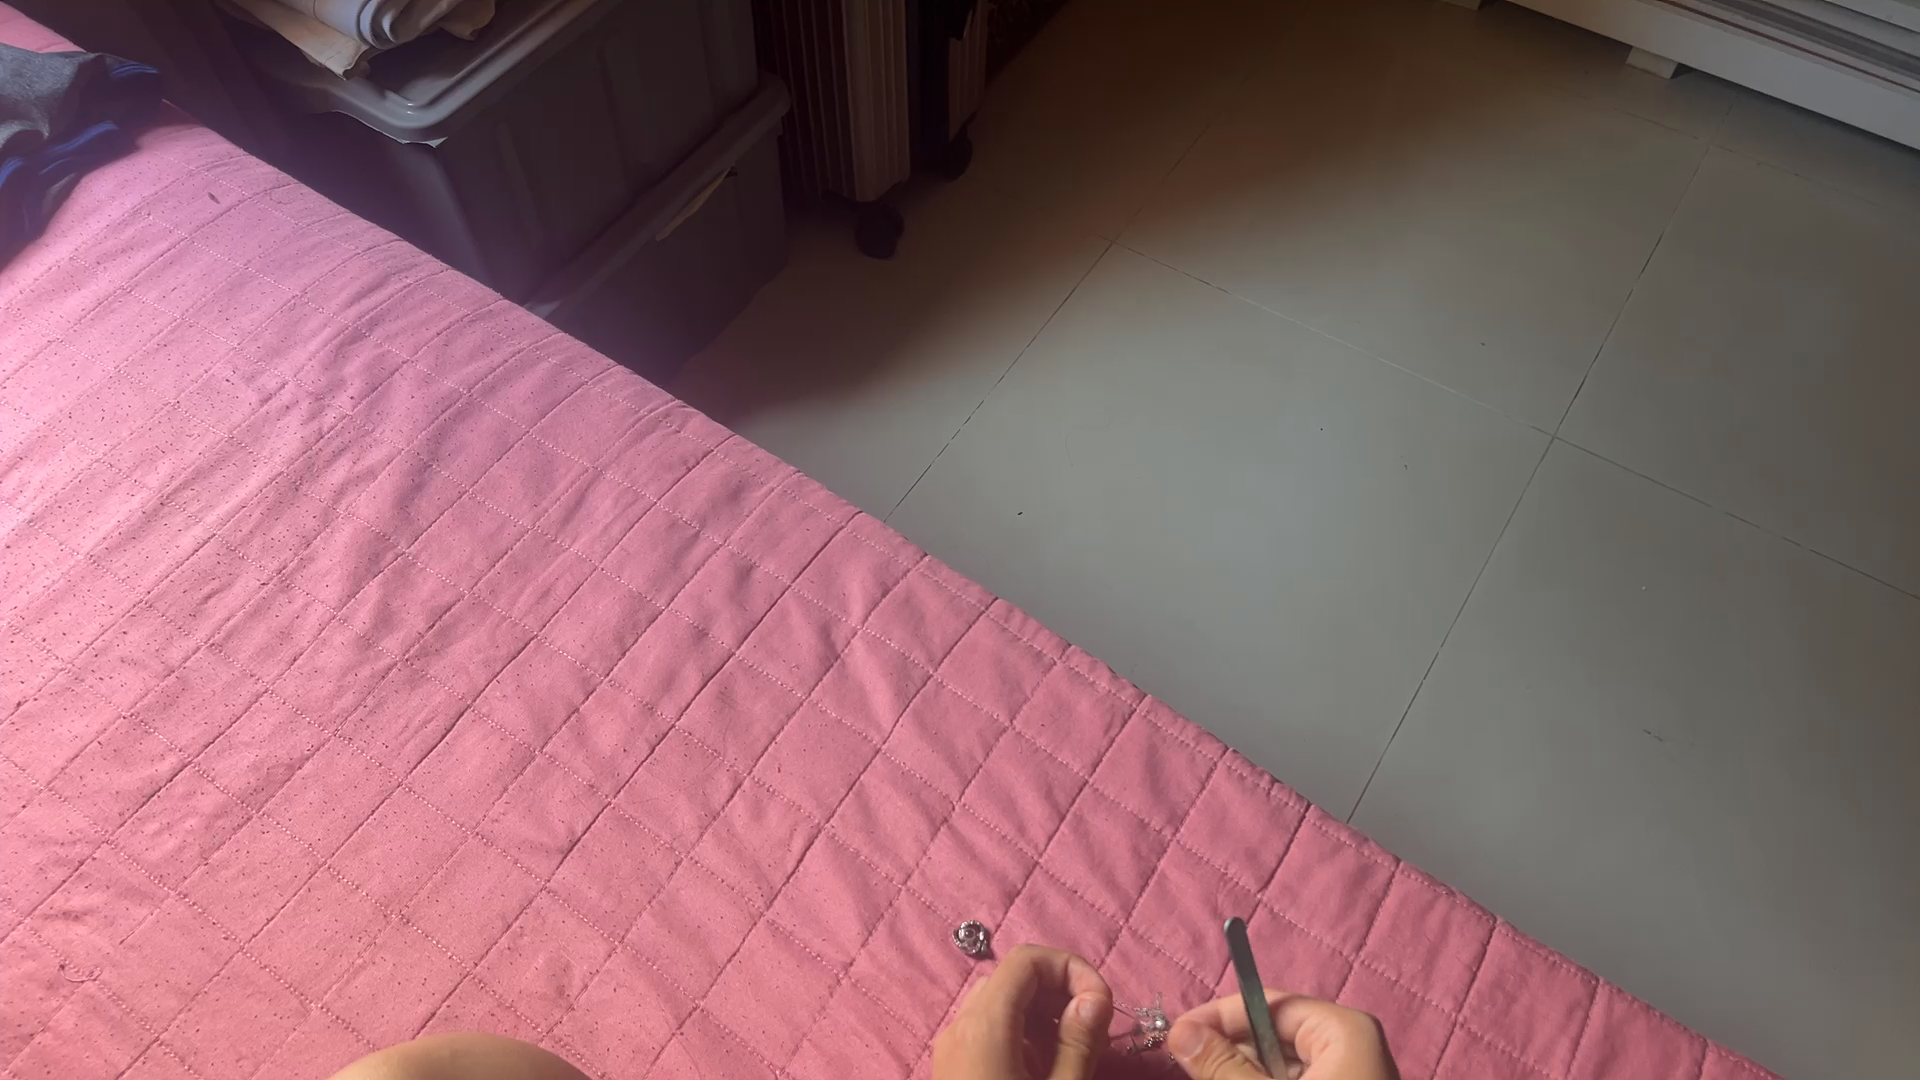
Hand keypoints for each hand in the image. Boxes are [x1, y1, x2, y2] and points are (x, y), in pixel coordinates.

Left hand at [933, 944, 1114, 1079]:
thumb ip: (1078, 1043)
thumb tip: (1095, 998)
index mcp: (983, 1026)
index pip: (1027, 959)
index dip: (1070, 969)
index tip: (1103, 1003)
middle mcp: (959, 1027)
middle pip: (1014, 979)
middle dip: (1060, 993)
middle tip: (1096, 1029)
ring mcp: (950, 1049)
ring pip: (1002, 1004)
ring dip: (1044, 1016)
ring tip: (1076, 1051)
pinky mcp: (952, 1071)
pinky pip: (989, 1032)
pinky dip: (1023, 1036)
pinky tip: (1047, 1068)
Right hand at [1168, 990, 1397, 1079]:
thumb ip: (1223, 1068)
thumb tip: (1180, 1031)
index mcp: (1343, 1031)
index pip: (1265, 1004)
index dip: (1218, 1018)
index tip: (1178, 1038)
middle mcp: (1352, 1048)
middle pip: (1271, 1036)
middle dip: (1229, 1056)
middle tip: (1191, 1071)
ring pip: (1279, 1069)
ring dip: (1241, 1078)